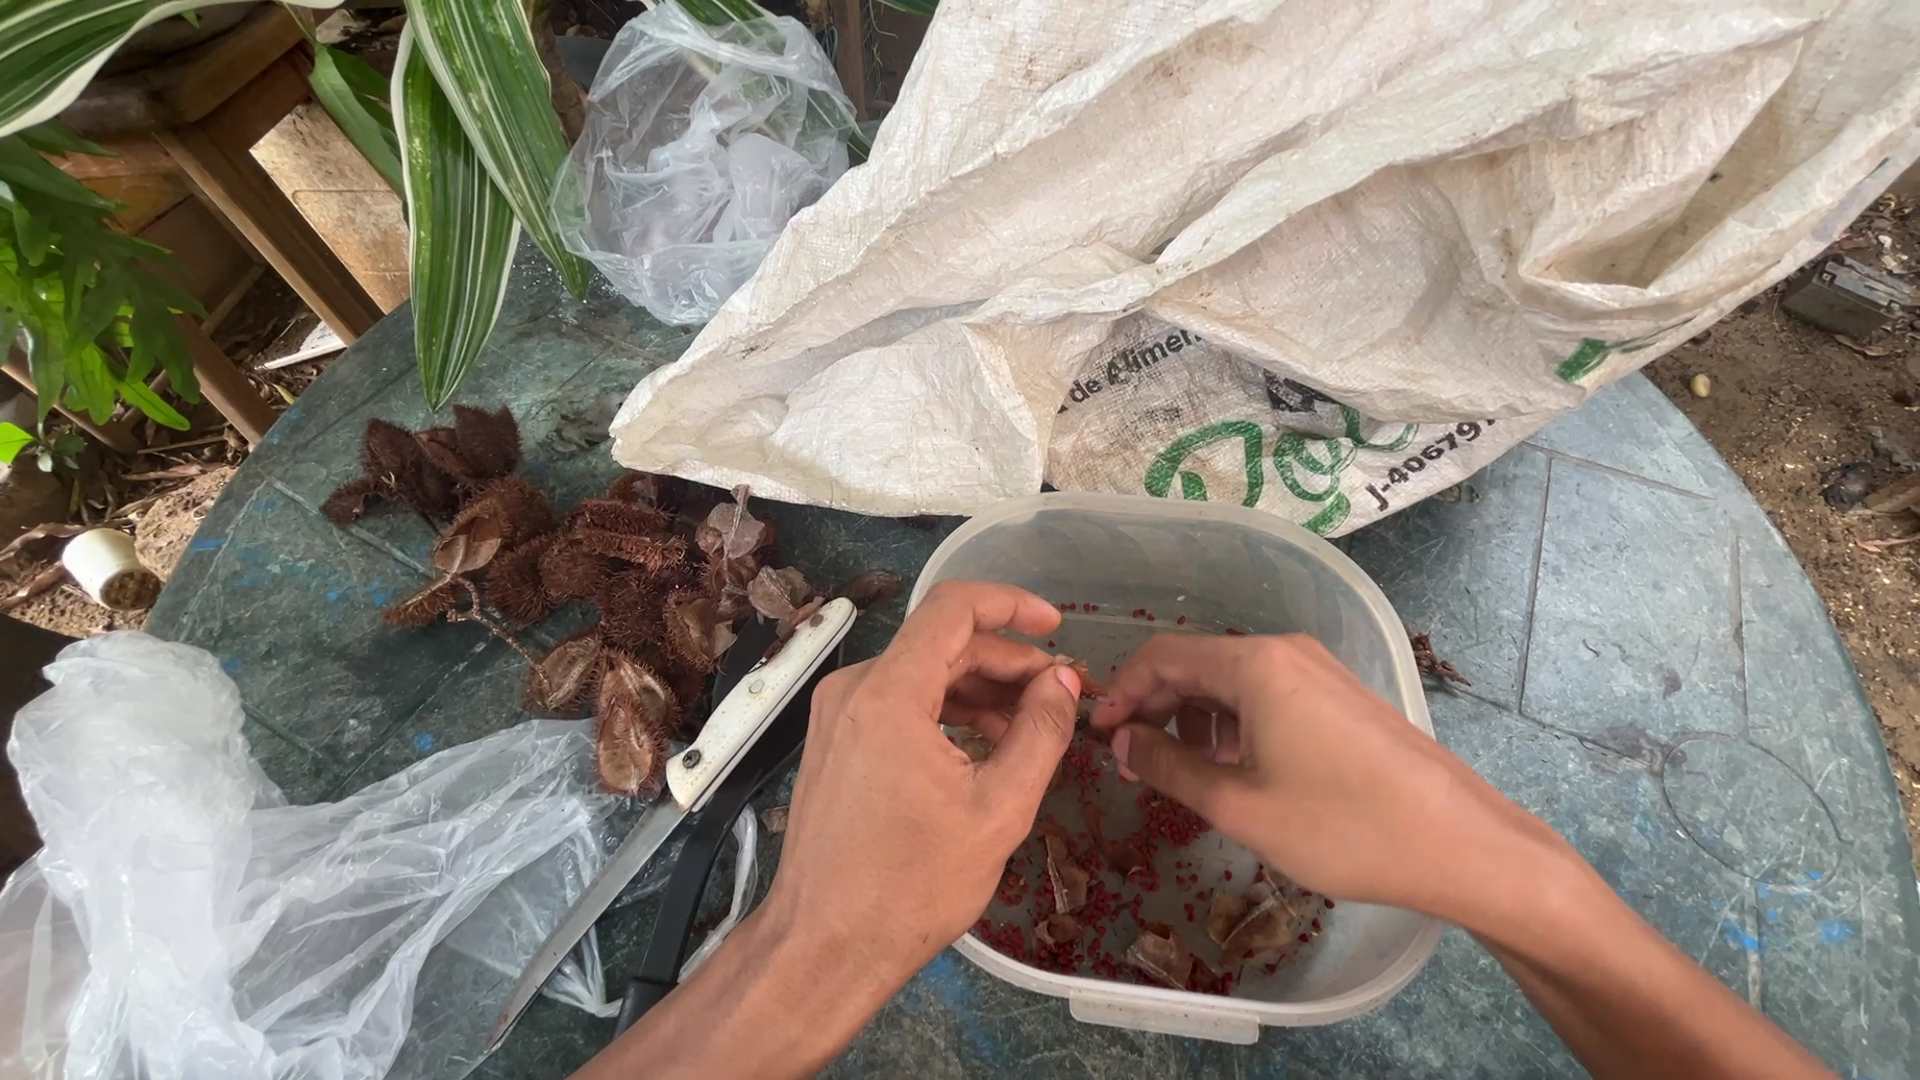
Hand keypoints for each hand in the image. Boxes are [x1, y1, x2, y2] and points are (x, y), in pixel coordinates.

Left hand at [765, 581, 1082, 987]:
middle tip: (1058, 692)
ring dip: (979, 686)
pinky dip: (946, 709)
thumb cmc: (911, 886)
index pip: (953, 607)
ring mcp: (839, 711)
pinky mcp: (837, 736)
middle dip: (1006, 659)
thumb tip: (1063, 680)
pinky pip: (900, 700)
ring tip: (1030, 721)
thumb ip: (1040, 732)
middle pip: (942, 642)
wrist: (822, 946)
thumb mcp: (998, 809)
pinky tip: (985, 740)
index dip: (1011, 603)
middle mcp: (855, 687)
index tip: (1055, 625)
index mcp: (889, 693)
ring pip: (922, 671)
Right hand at [1088, 632, 1562, 921]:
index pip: (1161, 656)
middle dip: (1154, 706)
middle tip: (1132, 757)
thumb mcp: (1239, 806)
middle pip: (1194, 664)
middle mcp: (1283, 650)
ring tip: (1181, 768)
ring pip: (1229, 680)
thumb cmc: (1343, 827)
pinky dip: (1231, 721)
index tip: (1099, 734)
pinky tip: (1233, 764)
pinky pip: (1264, 693)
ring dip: (1191, 717)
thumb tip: (1122, 740)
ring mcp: (1316, 668)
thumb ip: (1168, 766)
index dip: (1121, 692)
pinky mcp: (1337, 693)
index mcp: (1254, 663)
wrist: (1467, 847)